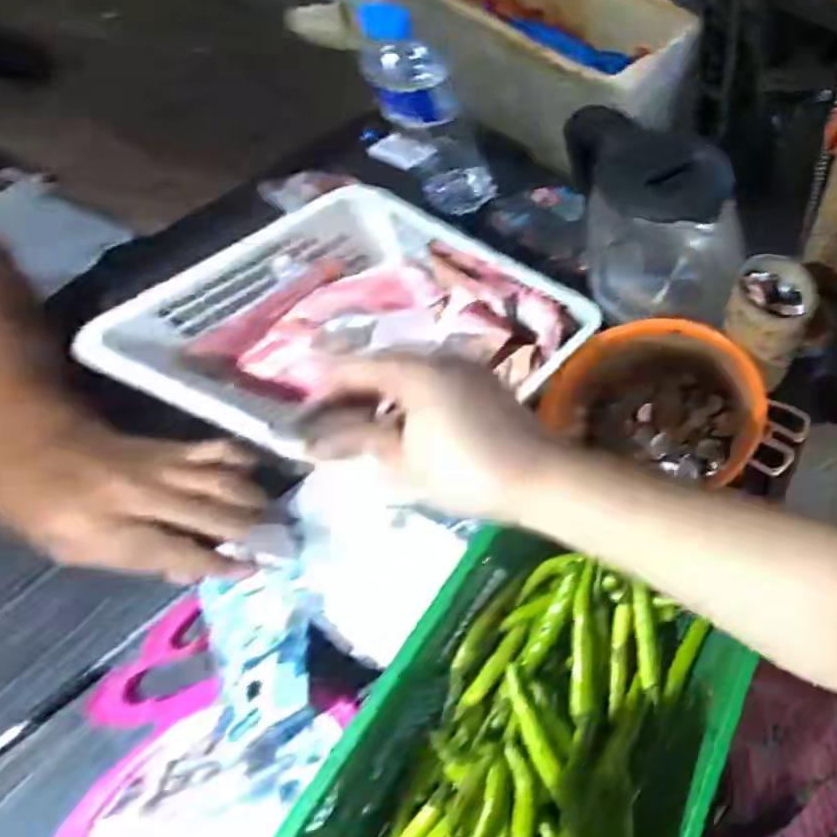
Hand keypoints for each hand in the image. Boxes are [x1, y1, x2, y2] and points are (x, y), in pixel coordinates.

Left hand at [0, 417, 266, 583]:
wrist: (37, 450)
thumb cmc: (45, 510)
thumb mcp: (73, 549)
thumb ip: (135, 560)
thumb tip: (192, 571)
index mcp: (104, 528)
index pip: (175, 551)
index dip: (216, 564)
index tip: (250, 571)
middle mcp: (140, 496)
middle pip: (213, 516)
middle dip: (250, 533)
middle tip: (276, 544)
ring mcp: (163, 467)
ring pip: (228, 484)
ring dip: (256, 503)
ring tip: (271, 516)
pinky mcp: (178, 448)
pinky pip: (223, 451)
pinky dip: (245, 462)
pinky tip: (252, 475)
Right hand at [307, 354, 558, 521]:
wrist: (540, 477)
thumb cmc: (467, 473)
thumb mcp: (404, 462)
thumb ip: (359, 440)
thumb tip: (315, 439)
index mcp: (419, 371)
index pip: (355, 367)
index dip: (321, 389)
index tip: (295, 412)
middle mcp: (446, 359)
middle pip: (385, 364)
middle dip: (352, 389)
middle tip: (322, 421)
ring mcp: (472, 370)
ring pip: (413, 371)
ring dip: (383, 392)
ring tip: (356, 426)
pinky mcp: (488, 386)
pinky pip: (438, 380)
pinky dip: (412, 396)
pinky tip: (399, 423)